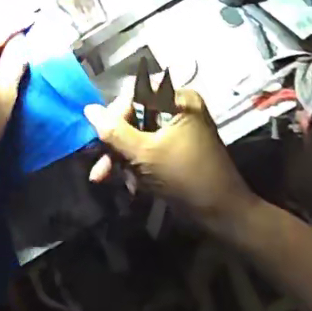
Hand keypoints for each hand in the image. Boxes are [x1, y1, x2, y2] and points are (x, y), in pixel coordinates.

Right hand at [84, 88, 258, 235]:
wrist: (223, 215)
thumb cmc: (185, 178)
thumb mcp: (144, 154)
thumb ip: (114, 132)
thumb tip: (88, 110)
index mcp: (178, 99)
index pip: (134, 95)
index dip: (115, 116)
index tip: (102, 140)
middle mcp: (179, 107)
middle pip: (134, 116)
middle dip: (116, 144)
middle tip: (101, 167)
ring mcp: (179, 129)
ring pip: (139, 135)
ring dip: (123, 158)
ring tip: (109, 179)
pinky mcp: (178, 148)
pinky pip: (149, 148)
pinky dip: (137, 164)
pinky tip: (129, 184)